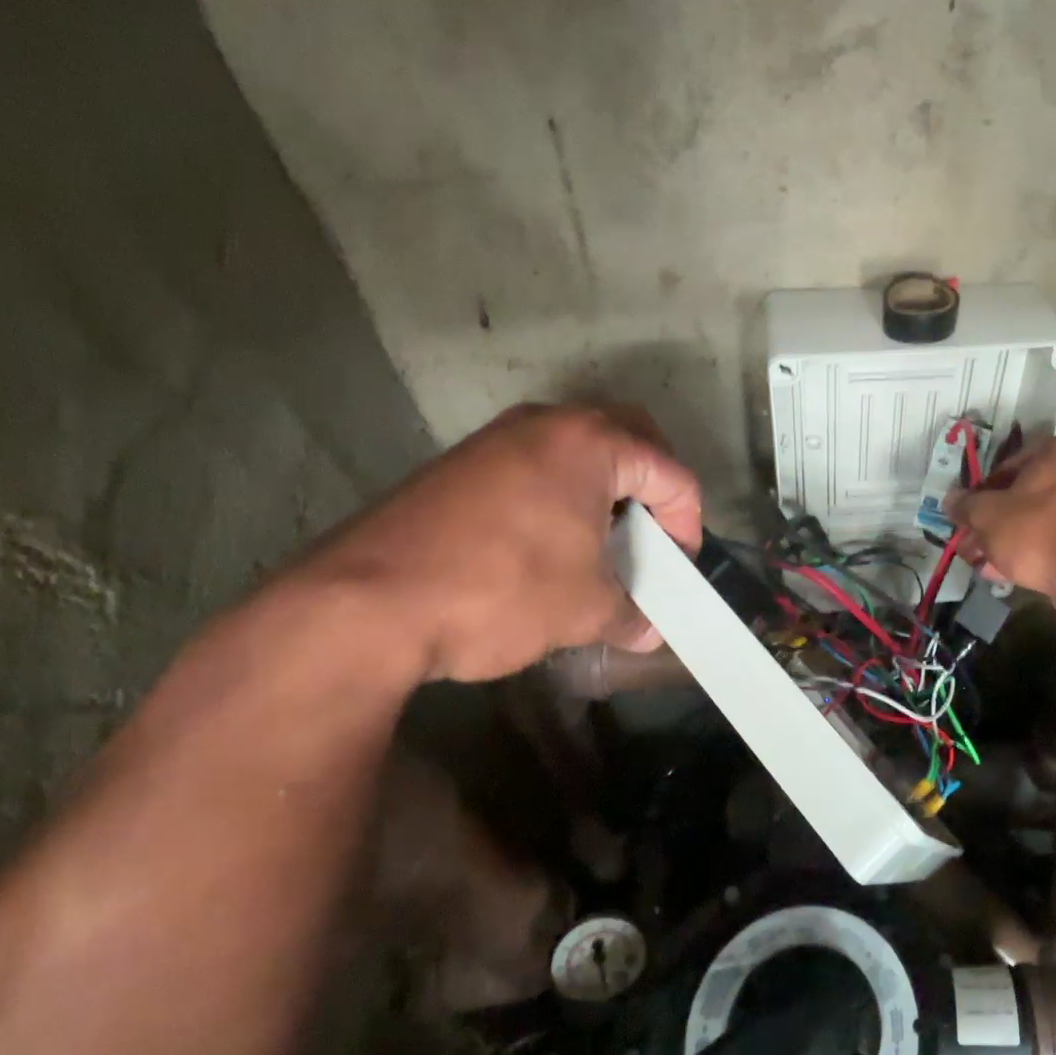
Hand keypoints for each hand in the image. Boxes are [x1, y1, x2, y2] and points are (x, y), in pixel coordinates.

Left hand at [294, 403, 700, 681]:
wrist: (367, 603)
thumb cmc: (501, 591)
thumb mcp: (584, 610)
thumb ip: (631, 613)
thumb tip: (647, 630)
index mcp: (591, 444)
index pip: (671, 472)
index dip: (688, 522)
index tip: (679, 567)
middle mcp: (546, 424)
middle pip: (629, 436)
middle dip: (654, 483)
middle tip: (654, 533)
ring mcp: (497, 439)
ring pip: (577, 446)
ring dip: (604, 487)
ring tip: (602, 542)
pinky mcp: (460, 465)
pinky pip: (534, 464)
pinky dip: (560, 493)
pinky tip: (548, 545)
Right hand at [948, 436, 1055, 622]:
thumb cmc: (1038, 534)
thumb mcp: (987, 517)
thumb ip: (966, 505)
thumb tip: (951, 500)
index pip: (1010, 465)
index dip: (983, 494)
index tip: (970, 518)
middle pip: (1032, 495)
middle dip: (1001, 522)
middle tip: (978, 546)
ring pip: (1050, 519)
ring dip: (1020, 540)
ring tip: (994, 566)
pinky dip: (1047, 552)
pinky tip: (1022, 574)